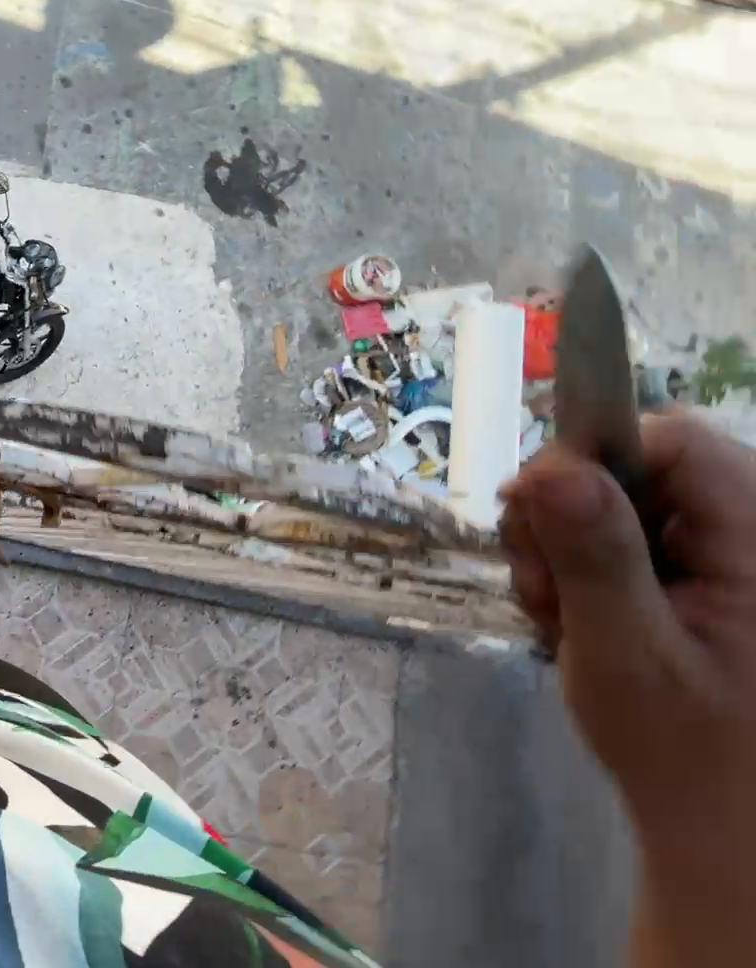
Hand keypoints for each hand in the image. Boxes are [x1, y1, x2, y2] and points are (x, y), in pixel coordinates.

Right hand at [500, 414, 755, 844]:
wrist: (723, 820)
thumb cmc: (683, 744)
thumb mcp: (625, 650)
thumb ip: (596, 556)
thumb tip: (552, 471)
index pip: (678, 442)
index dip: (592, 455)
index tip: (530, 506)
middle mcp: (751, 540)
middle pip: (635, 469)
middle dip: (559, 514)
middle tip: (539, 581)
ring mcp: (723, 560)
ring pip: (611, 504)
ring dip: (557, 548)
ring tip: (555, 611)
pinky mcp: (697, 578)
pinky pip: (616, 538)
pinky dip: (572, 569)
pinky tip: (567, 614)